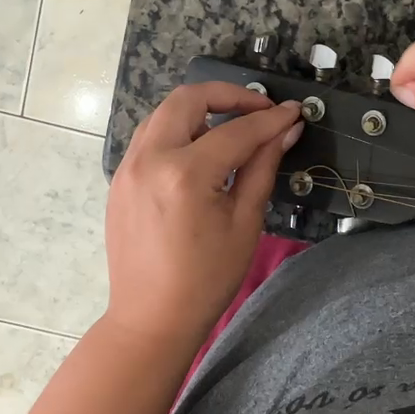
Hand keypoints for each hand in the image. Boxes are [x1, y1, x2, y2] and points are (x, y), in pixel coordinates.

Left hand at [104, 84, 302, 344]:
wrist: (151, 318)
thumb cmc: (206, 278)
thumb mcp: (245, 222)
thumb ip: (262, 166)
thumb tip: (286, 128)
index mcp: (184, 174)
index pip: (236, 130)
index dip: (270, 119)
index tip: (294, 112)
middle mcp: (150, 159)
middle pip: (188, 99)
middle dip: (229, 95)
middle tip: (260, 110)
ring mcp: (128, 167)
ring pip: (165, 113)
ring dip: (200, 110)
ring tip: (233, 128)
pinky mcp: (120, 179)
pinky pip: (151, 137)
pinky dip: (179, 131)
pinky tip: (202, 153)